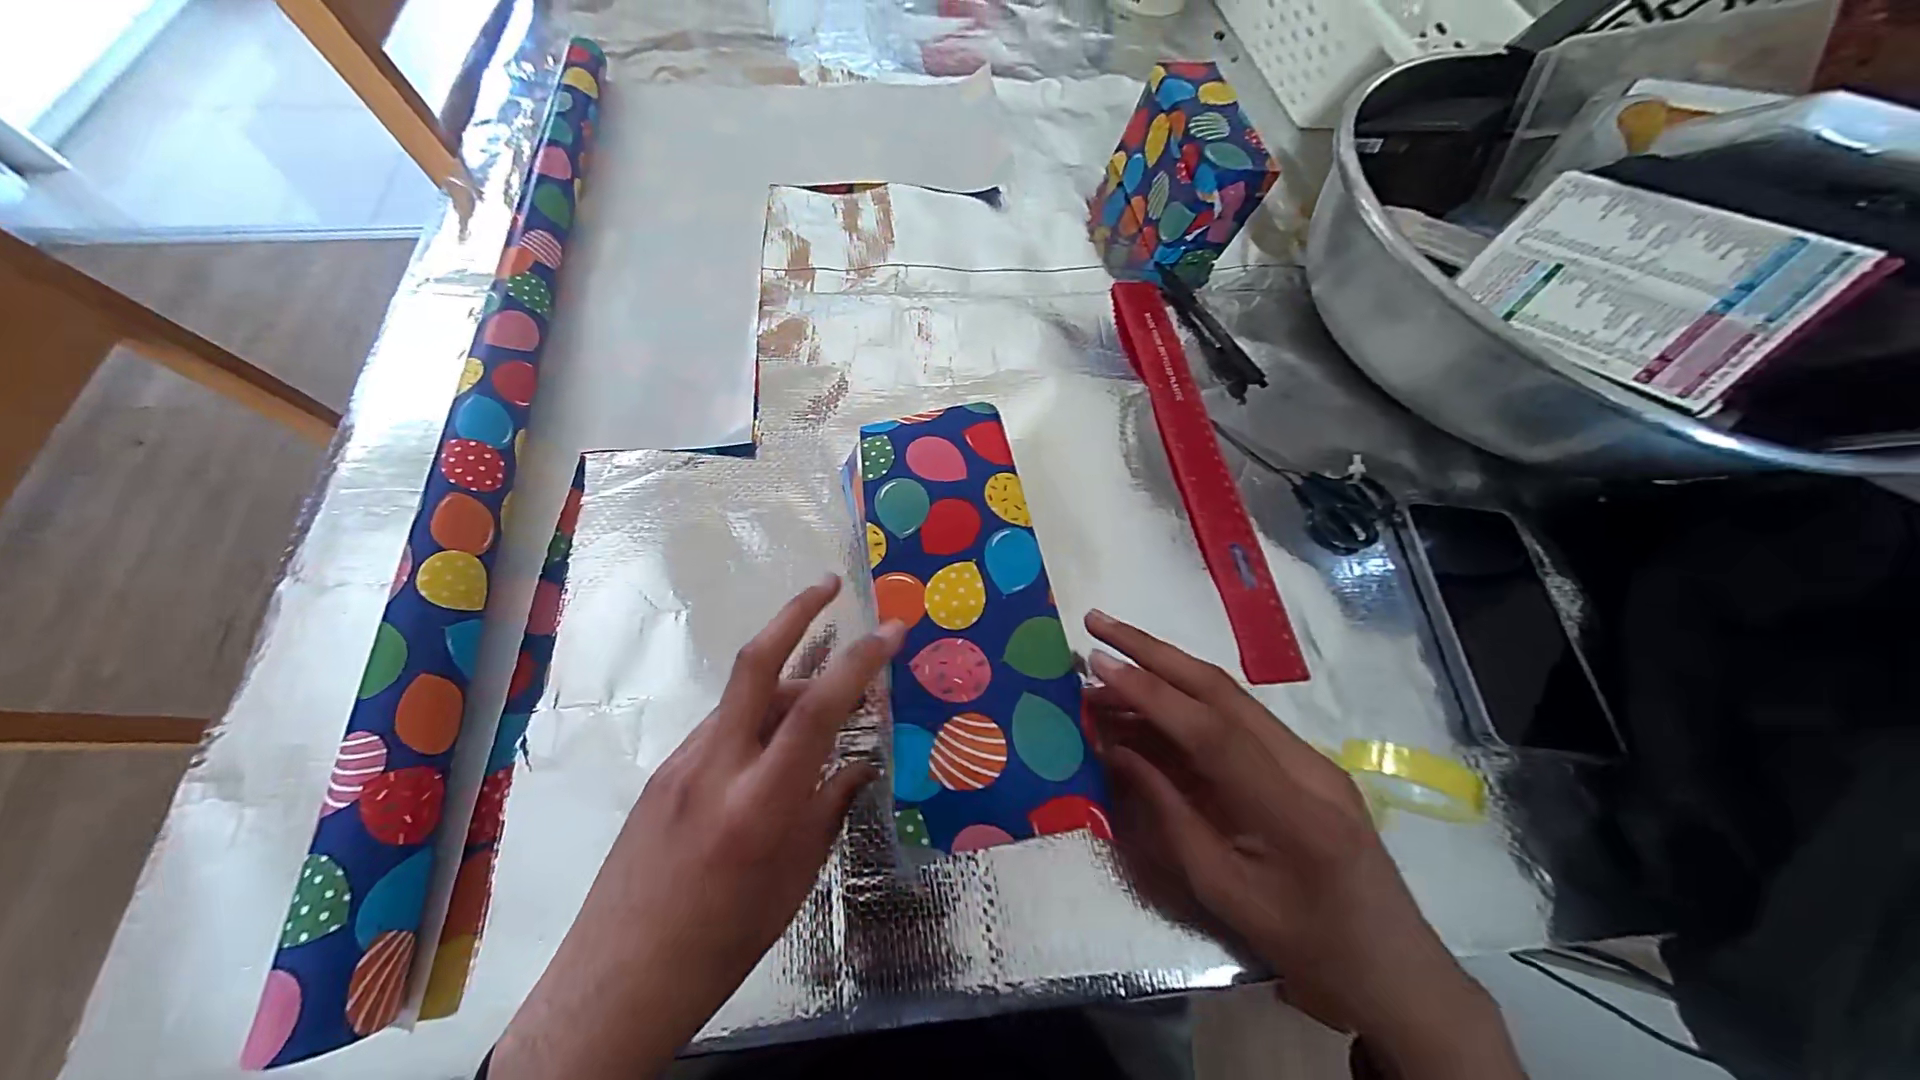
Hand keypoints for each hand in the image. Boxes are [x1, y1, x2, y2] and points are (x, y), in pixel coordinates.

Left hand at [492, 576, 902, 1079]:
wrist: (616, 982)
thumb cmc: (723, 942)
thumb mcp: (793, 879)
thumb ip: (828, 808)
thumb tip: (859, 764)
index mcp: (760, 802)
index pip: (817, 709)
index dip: (861, 662)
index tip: (892, 631)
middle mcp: (716, 766)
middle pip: (755, 663)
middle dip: (796, 612)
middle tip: (830, 584)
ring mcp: (681, 764)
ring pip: (742, 697)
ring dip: (786, 683)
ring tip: (822, 701)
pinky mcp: (662, 773)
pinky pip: (721, 727)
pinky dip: (756, 719)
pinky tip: (773, 749)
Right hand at [1082, 610, 1524, 1079]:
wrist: (1393, 969)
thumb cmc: (1306, 946)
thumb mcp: (1223, 891)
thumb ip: (1167, 813)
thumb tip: (1116, 751)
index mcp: (1294, 811)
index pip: (1210, 732)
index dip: (1149, 693)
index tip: (1096, 663)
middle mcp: (1307, 765)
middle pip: (1221, 690)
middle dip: (1153, 651)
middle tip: (1098, 622)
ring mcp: (1310, 757)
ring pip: (1228, 698)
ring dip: (1164, 676)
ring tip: (1106, 671)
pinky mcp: (1303, 761)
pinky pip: (1235, 720)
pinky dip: (1185, 706)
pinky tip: (1148, 705)